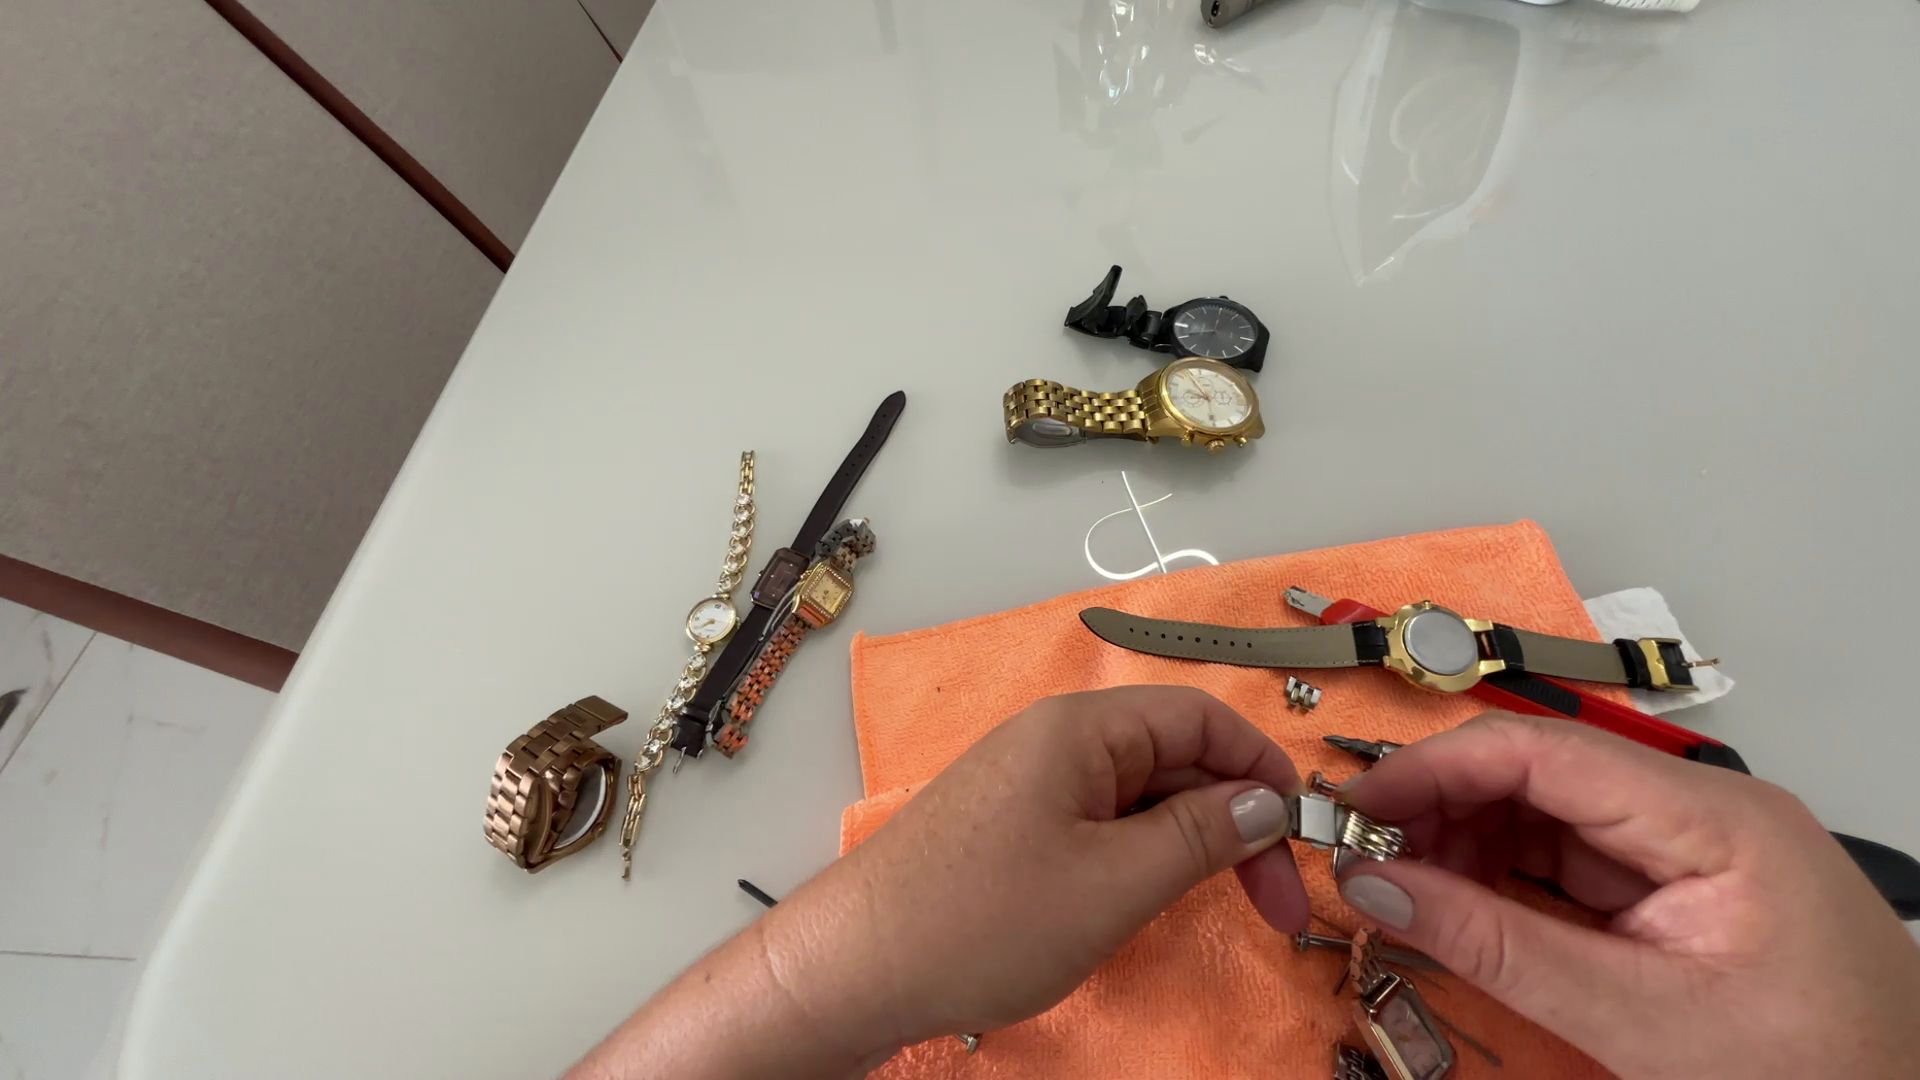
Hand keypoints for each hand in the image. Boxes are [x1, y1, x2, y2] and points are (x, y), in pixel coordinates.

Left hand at [568, 686, 1308, 1079]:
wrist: (861, 961)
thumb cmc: (989, 916)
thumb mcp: (1112, 881)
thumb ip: (1197, 834)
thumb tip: (1266, 801)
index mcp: (1080, 726)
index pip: (1195, 714)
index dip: (1258, 763)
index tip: (1303, 830)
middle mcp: (1057, 738)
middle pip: (1170, 754)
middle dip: (1232, 816)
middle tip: (1278, 905)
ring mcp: (1034, 780)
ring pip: (1138, 792)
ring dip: (1190, 839)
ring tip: (1230, 906)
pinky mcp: (1017, 820)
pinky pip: (1100, 819)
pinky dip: (1142, 851)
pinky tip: (1156, 894)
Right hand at [1335, 711, 1919, 1079]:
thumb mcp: (1645, 1026)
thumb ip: (1493, 947)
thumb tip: (1363, 884)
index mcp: (1711, 817)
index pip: (1537, 751)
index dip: (1431, 768)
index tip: (1357, 810)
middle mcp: (1687, 803)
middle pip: (1525, 767)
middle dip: (1436, 805)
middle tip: (1370, 855)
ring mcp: (1671, 835)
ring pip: (1525, 801)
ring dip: (1453, 835)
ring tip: (1407, 881)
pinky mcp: (1655, 870)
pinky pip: (1546, 844)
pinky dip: (1487, 864)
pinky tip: (1455, 893)